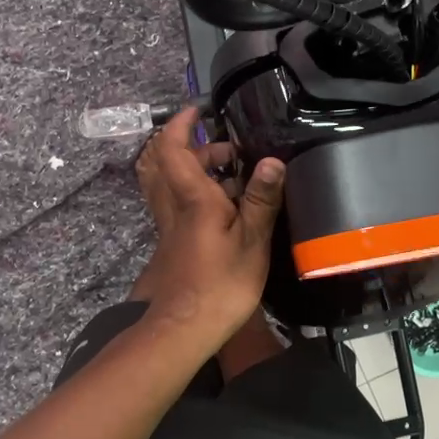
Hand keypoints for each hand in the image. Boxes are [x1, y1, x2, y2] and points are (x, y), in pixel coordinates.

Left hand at [129, 108, 285, 348]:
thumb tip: (272, 160)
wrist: (184, 328)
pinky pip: (175, 204)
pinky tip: (221, 208)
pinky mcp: (173, 244)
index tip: (197, 110)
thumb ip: (260, 199)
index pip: (173, 149)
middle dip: (193, 146)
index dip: (180, 125)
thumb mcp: (251, 240)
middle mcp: (173, 207)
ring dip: (191, 169)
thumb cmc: (221, 284)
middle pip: (165, 163)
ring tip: (230, 175)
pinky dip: (192, 192)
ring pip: (166, 184)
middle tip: (228, 150)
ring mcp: (169, 227)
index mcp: (192, 198)